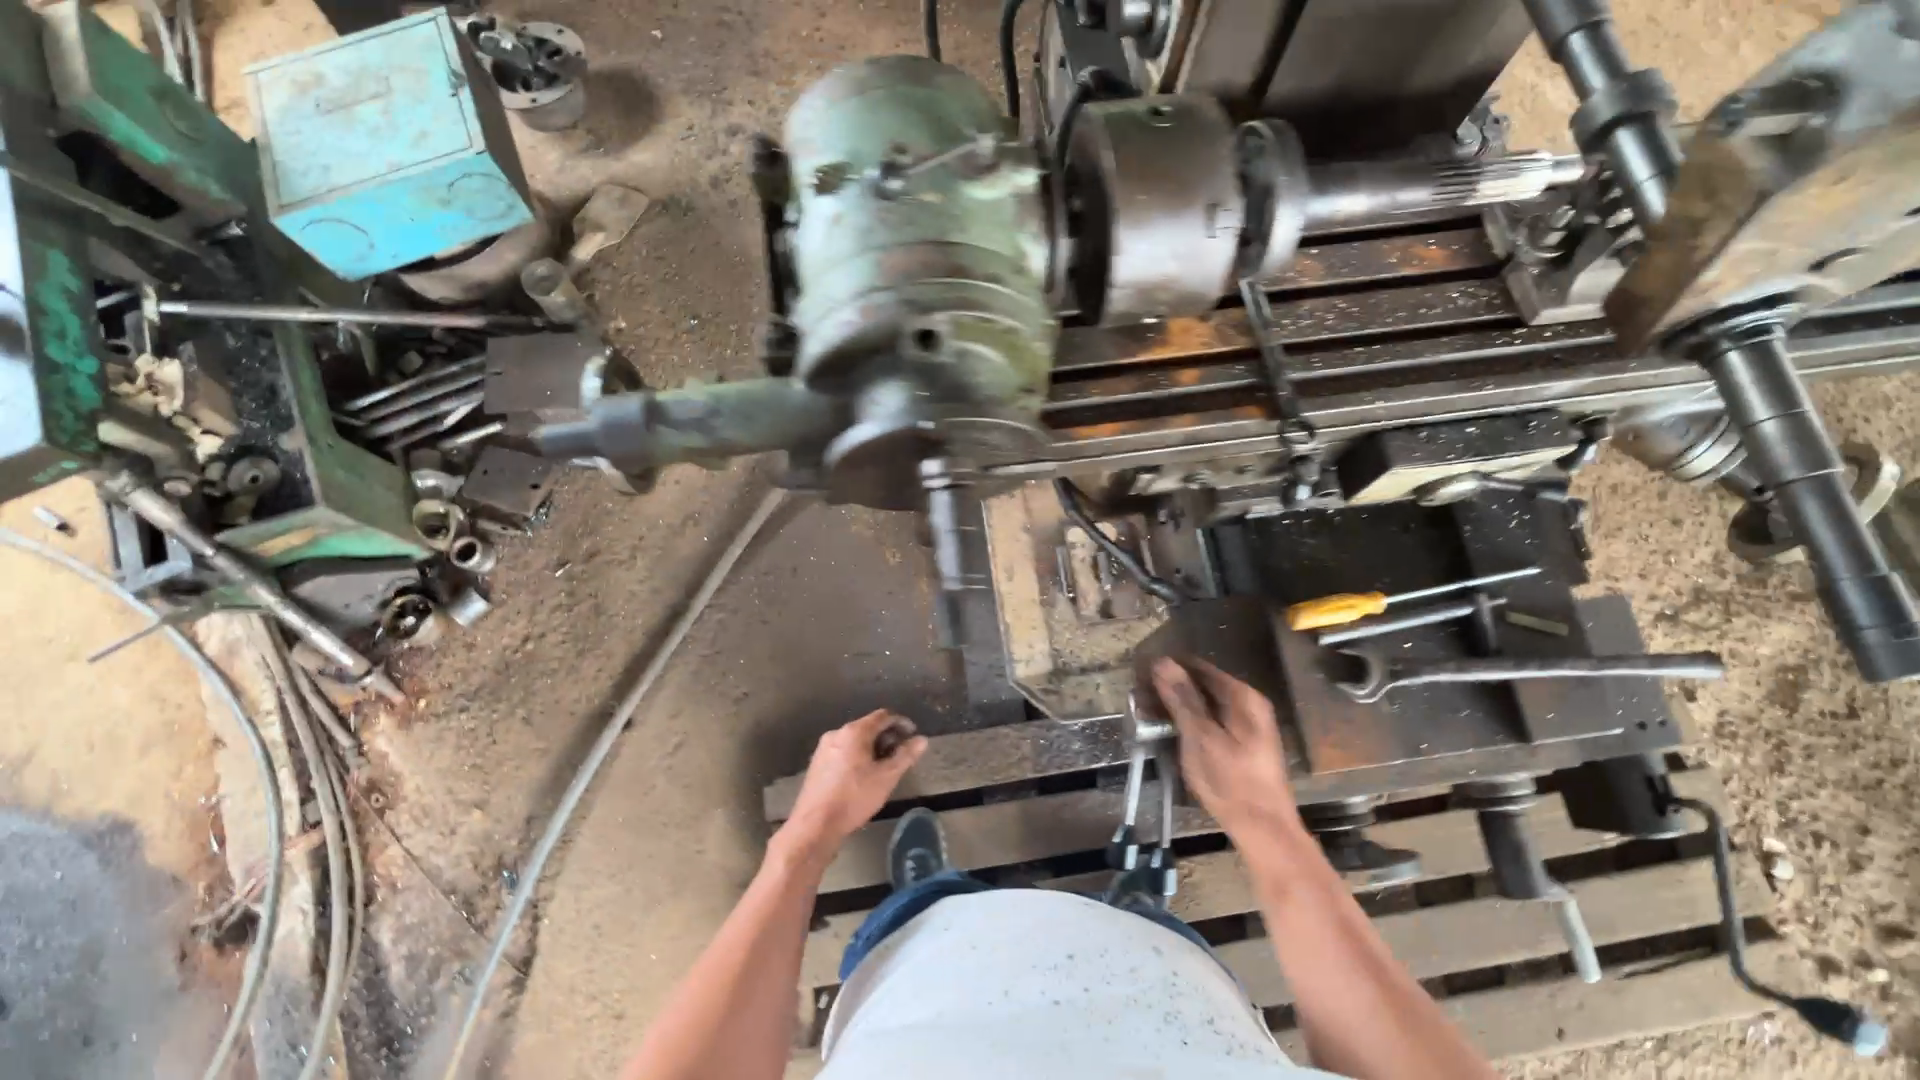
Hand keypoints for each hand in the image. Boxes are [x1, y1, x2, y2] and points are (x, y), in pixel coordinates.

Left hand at [778, 710, 927, 863]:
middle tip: (900, 755)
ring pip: (855, 740)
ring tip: (883, 767)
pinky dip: (857, 755)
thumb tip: (922, 739)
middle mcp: (837, 733)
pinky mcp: (817, 763)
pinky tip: (862, 775)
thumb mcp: (886, 777)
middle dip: (887, 737)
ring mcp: (824, 748)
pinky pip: (843, 751)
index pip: (883, 716)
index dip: (901, 723)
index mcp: (854, 732)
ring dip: (872, 747)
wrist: (815, 824)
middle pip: (868, 726)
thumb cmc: (854, 797)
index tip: (913, 736)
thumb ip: (906, 756)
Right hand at [1150, 657, 1302, 838]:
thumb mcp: (1201, 737)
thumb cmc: (1231, 781)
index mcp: (1243, 697)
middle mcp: (1247, 705)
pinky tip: (1166, 733)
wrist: (1263, 828)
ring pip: (1203, 706)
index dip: (1168, 669)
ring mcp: (1244, 725)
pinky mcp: (1239, 745)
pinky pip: (1208, 723)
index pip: (1198, 667)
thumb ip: (1182, 699)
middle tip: (1137, 699)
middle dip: (1169, 690)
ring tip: (1144, 715)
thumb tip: (1162, 662)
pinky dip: (1187, 724)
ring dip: (1175, 708)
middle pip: (1201, 686)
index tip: (1138, 675)